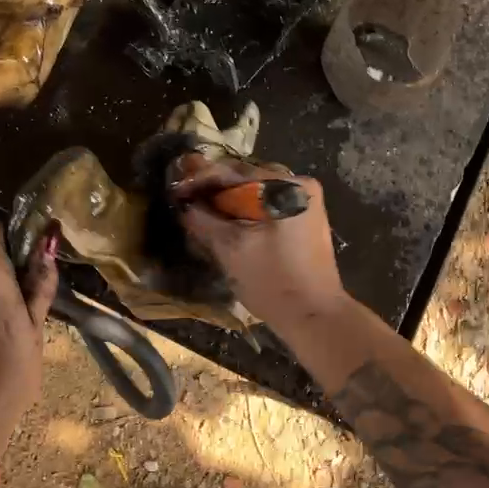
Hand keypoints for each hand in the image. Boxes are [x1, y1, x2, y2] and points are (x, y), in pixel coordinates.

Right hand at [175, 160, 348, 325]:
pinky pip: (267, 202)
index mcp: (285, 186)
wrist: (313, 316)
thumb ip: (203, 220)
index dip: (198, 179)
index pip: (231, 172)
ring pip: (254, 190)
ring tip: (201, 210)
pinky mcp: (304, 217)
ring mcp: (305, 199)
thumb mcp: (230, 249)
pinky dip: (245, 209)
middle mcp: (299, 184)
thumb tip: (183, 203)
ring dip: (228, 199)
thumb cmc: (272, 282)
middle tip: (184, 199)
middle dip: (213, 189)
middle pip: (244, 177)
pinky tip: (226, 220)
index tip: (175, 190)